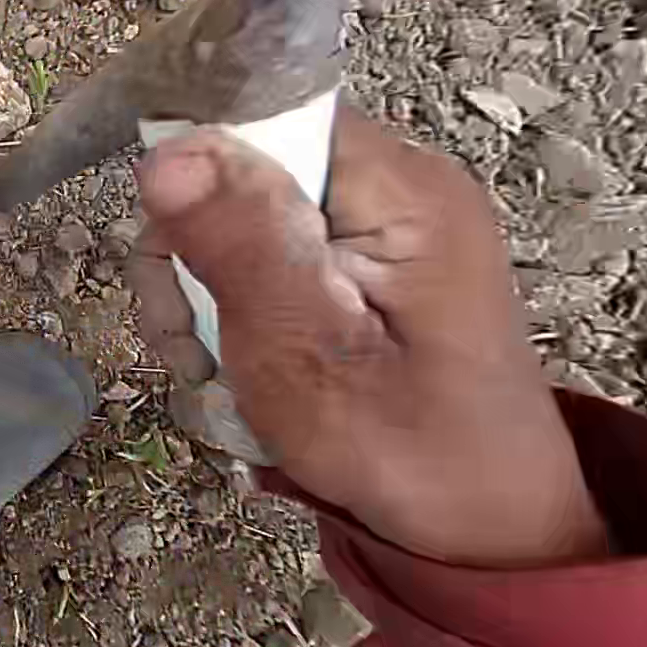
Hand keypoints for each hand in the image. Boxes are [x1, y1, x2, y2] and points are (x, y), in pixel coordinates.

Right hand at [131, 108, 608, 568]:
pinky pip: (256, 247)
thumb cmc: (399, 448)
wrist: (478, 531)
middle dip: (191, 244)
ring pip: (234, 212)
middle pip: (240, 168)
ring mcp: (370, 221)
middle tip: (186, 330)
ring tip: (204, 358)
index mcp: (397, 185)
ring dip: (197, 282)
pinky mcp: (351, 256)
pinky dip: (223, 297)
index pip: (267, 115)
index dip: (202, 167)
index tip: (181, 247)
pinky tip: (224, 353)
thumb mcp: (303, 348)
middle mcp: (388, 183)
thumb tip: (168, 155)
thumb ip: (240, 244)